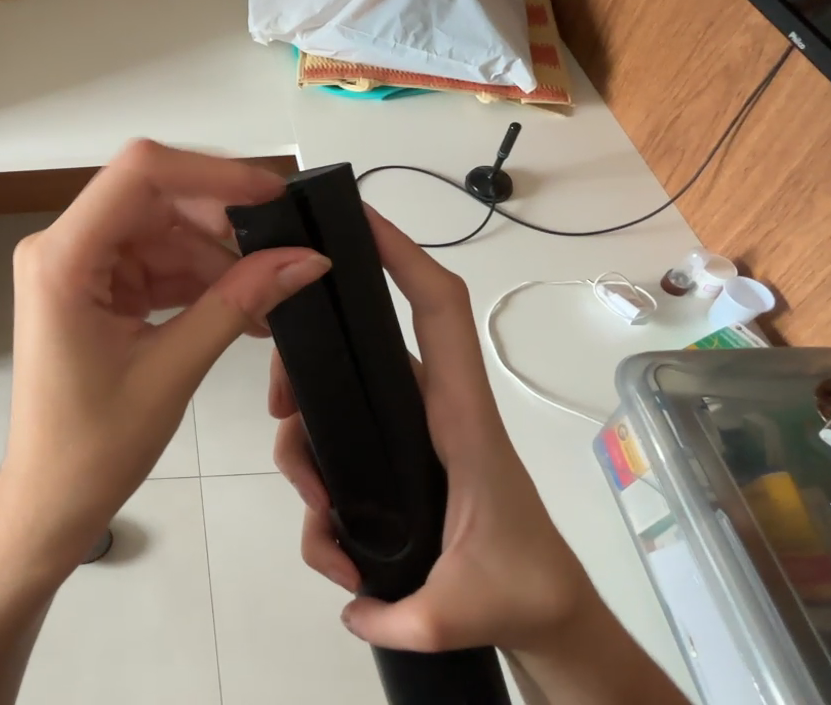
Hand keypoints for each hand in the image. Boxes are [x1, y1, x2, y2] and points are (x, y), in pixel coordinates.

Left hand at [0, 140, 330, 568]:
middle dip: (222, 221)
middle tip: (283, 249)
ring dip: (217, 258)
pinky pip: (157, 261)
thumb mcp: (173, 370)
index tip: (272, 195)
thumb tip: (305, 260)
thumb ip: (238, 304)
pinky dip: (200, 279)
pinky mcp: (96, 285)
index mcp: (62, 259)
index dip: (211, 173)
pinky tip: (242, 307)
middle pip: (154, 198)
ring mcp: (78, 265)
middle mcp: (62, 247)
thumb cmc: (92, 448)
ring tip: (269, 296)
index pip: (139, 175)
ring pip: (163, 230)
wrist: (52, 496)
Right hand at [272, 207, 589, 651]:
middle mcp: (428, 413)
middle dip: (305, 373)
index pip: (437, 311)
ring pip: (332, 408)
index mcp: (460, 418)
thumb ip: (409, 615)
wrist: (550, 614)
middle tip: (280, 413)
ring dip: (304, 455)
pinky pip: (335, 453)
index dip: (402, 253)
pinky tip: (335, 553)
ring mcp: (405, 436)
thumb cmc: (526, 591)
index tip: (356, 217)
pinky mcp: (391, 462)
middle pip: (354, 354)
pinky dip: (319, 493)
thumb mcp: (468, 612)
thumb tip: (354, 606)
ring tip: (323, 535)